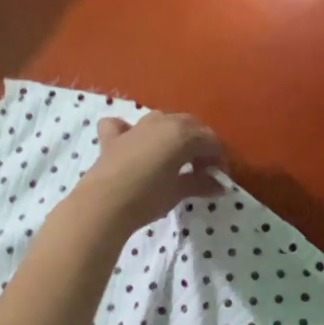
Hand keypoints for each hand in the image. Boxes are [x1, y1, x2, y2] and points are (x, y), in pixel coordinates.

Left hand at [71, 113, 226, 235]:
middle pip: (190, 126)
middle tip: (200, 171)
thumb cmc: (148, 197)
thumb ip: (200, 183)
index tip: (219, 179)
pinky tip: (132, 143)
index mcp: (182, 134)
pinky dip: (130, 131)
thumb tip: (219, 185)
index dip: (218, 159)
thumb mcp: (179, 192)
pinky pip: (124, 126)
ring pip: (162, 120)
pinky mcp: (113, 137)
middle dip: (199, 145)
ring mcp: (135, 127)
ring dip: (173, 135)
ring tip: (175, 160)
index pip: (211, 141)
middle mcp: (161, 122)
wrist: (104, 204)